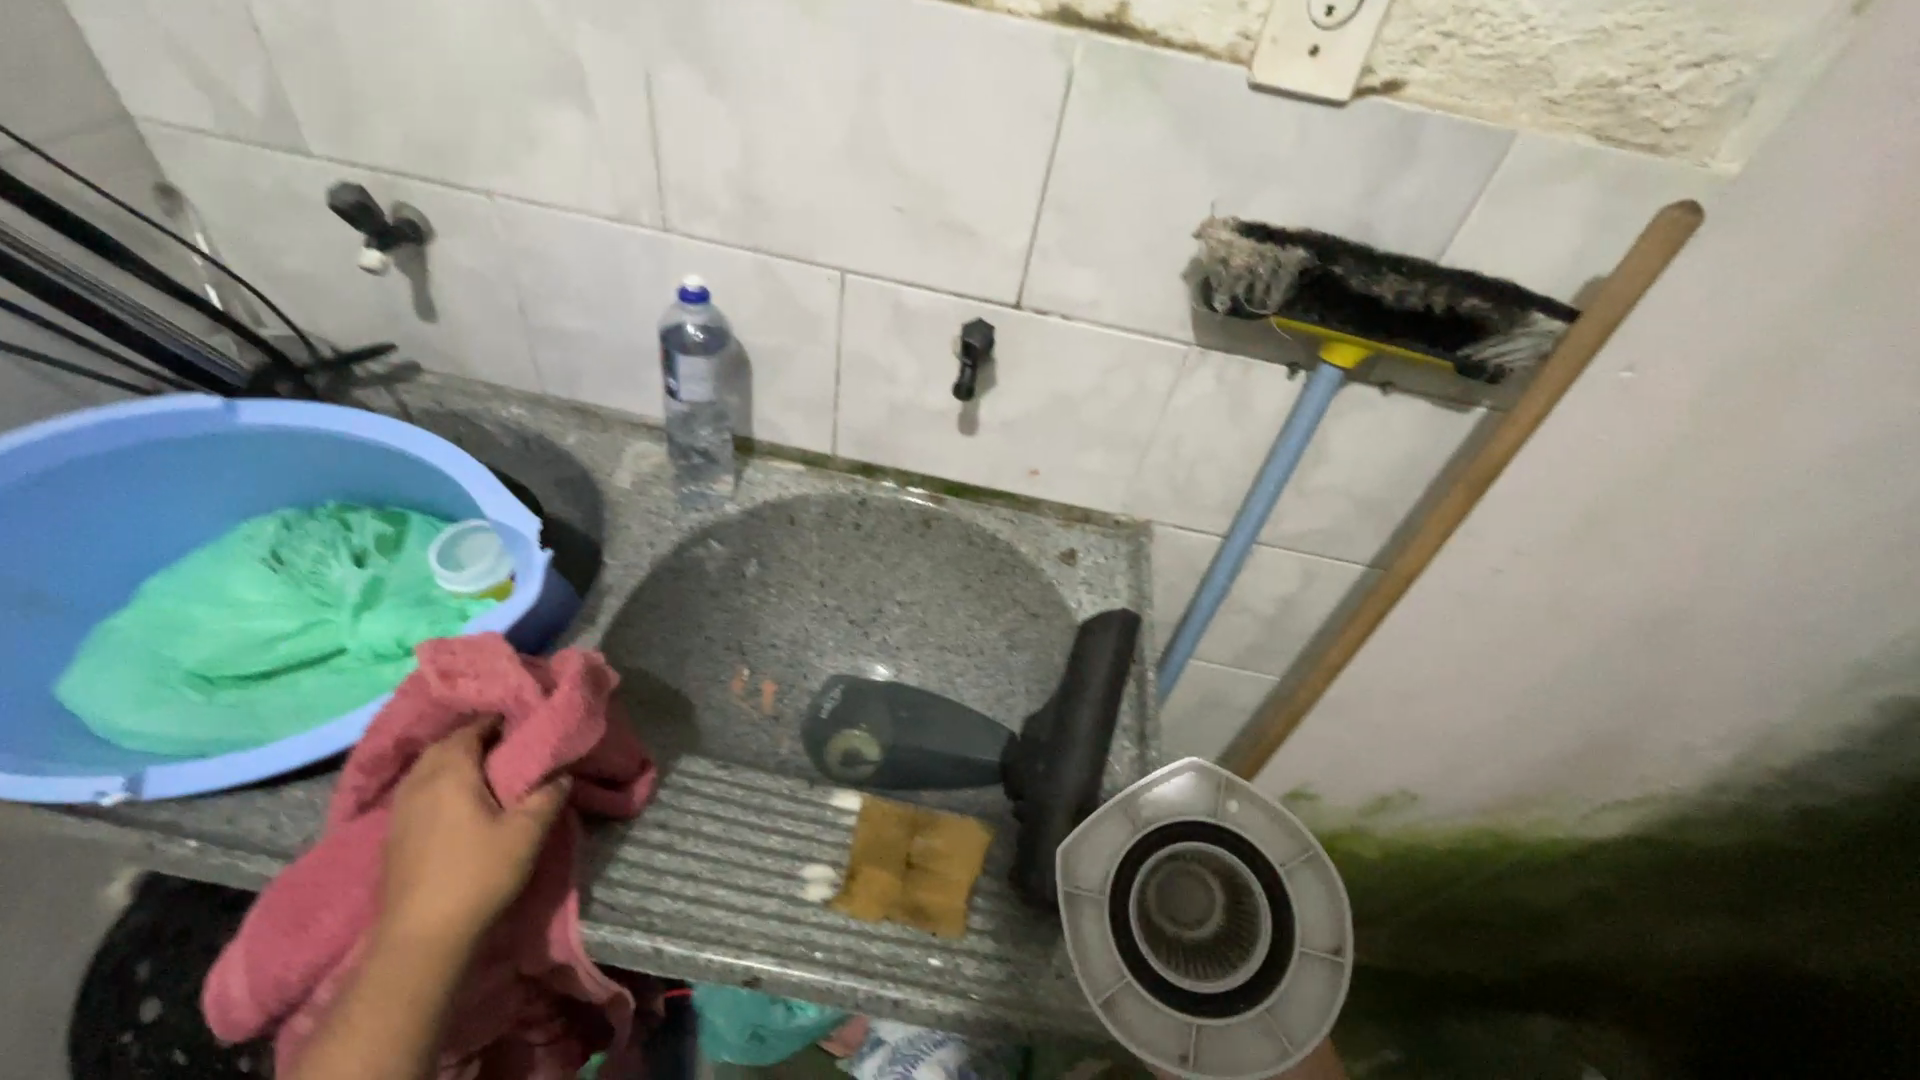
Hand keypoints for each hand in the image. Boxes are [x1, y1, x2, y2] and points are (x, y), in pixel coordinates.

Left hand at [377, 719, 570, 952]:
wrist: (422, 937)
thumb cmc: (478, 875)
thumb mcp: (527, 833)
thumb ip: (547, 796)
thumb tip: (560, 774)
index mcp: (450, 772)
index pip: (471, 730)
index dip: (497, 722)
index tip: (523, 724)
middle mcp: (418, 782)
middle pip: (444, 745)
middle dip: (473, 738)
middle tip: (507, 745)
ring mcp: (399, 810)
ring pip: (426, 769)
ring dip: (453, 762)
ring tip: (484, 771)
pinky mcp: (393, 835)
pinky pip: (417, 792)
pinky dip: (438, 785)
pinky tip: (457, 802)